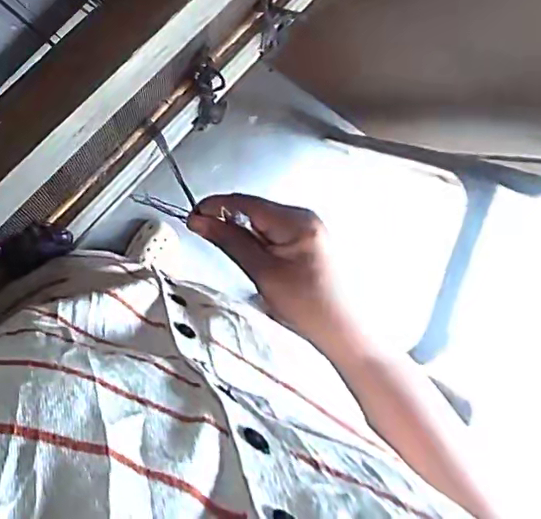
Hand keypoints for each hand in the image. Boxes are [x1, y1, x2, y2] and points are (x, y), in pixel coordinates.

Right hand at [187, 193, 364, 354]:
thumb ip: (227, 240)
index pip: (243, 202)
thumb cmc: (310, 308)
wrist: (348, 338)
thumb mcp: (262, 272)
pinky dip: (257, 242)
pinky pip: (271, 232)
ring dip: (242, 234)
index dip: (213, 207)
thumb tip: (199, 219)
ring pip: (259, 221)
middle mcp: (304, 218)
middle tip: (209, 238)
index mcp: (297, 220)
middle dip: (228, 222)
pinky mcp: (308, 241)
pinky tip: (257, 261)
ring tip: (242, 259)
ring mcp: (308, 229)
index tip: (192, 218)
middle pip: (251, 209)